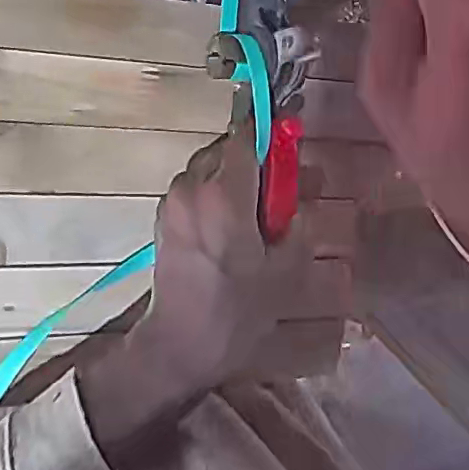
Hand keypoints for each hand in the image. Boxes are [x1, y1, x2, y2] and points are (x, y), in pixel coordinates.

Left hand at [79, 127, 311, 465]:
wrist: (180, 342)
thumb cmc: (237, 309)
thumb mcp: (286, 270)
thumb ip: (299, 218)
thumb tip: (305, 183)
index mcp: (223, 195)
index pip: (245, 137)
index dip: (270, 129)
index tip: (290, 128)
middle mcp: (191, 187)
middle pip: (227, 149)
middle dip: (256, 158)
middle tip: (283, 182)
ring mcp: (172, 200)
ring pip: (208, 167)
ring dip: (234, 175)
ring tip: (258, 208)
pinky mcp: (163, 214)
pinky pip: (194, 187)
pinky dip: (215, 191)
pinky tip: (231, 223)